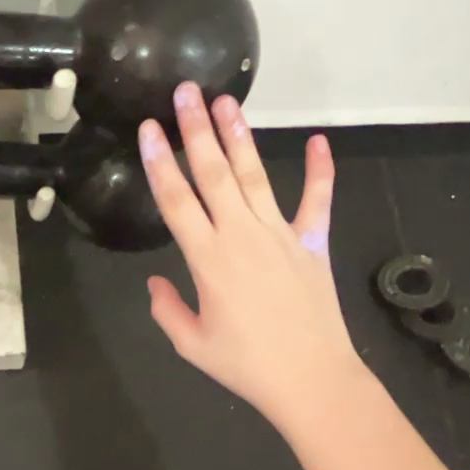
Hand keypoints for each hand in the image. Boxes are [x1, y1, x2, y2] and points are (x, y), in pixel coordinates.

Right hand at [137, 82, 362, 421]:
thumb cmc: (246, 365)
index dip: (160, 162)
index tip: (148, 129)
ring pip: (255, 176)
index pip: (176, 201)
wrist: (311, 379)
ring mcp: (281, 234)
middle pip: (214, 173)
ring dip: (240, 136)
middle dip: (196, 130)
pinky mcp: (313, 243)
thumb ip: (168, 310)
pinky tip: (320, 141)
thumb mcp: (192, 345)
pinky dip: (321, 171)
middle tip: (186, 91)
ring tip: (227, 101)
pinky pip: (318, 200)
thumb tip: (156, 283)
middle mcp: (241, 236)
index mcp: (208, 260)